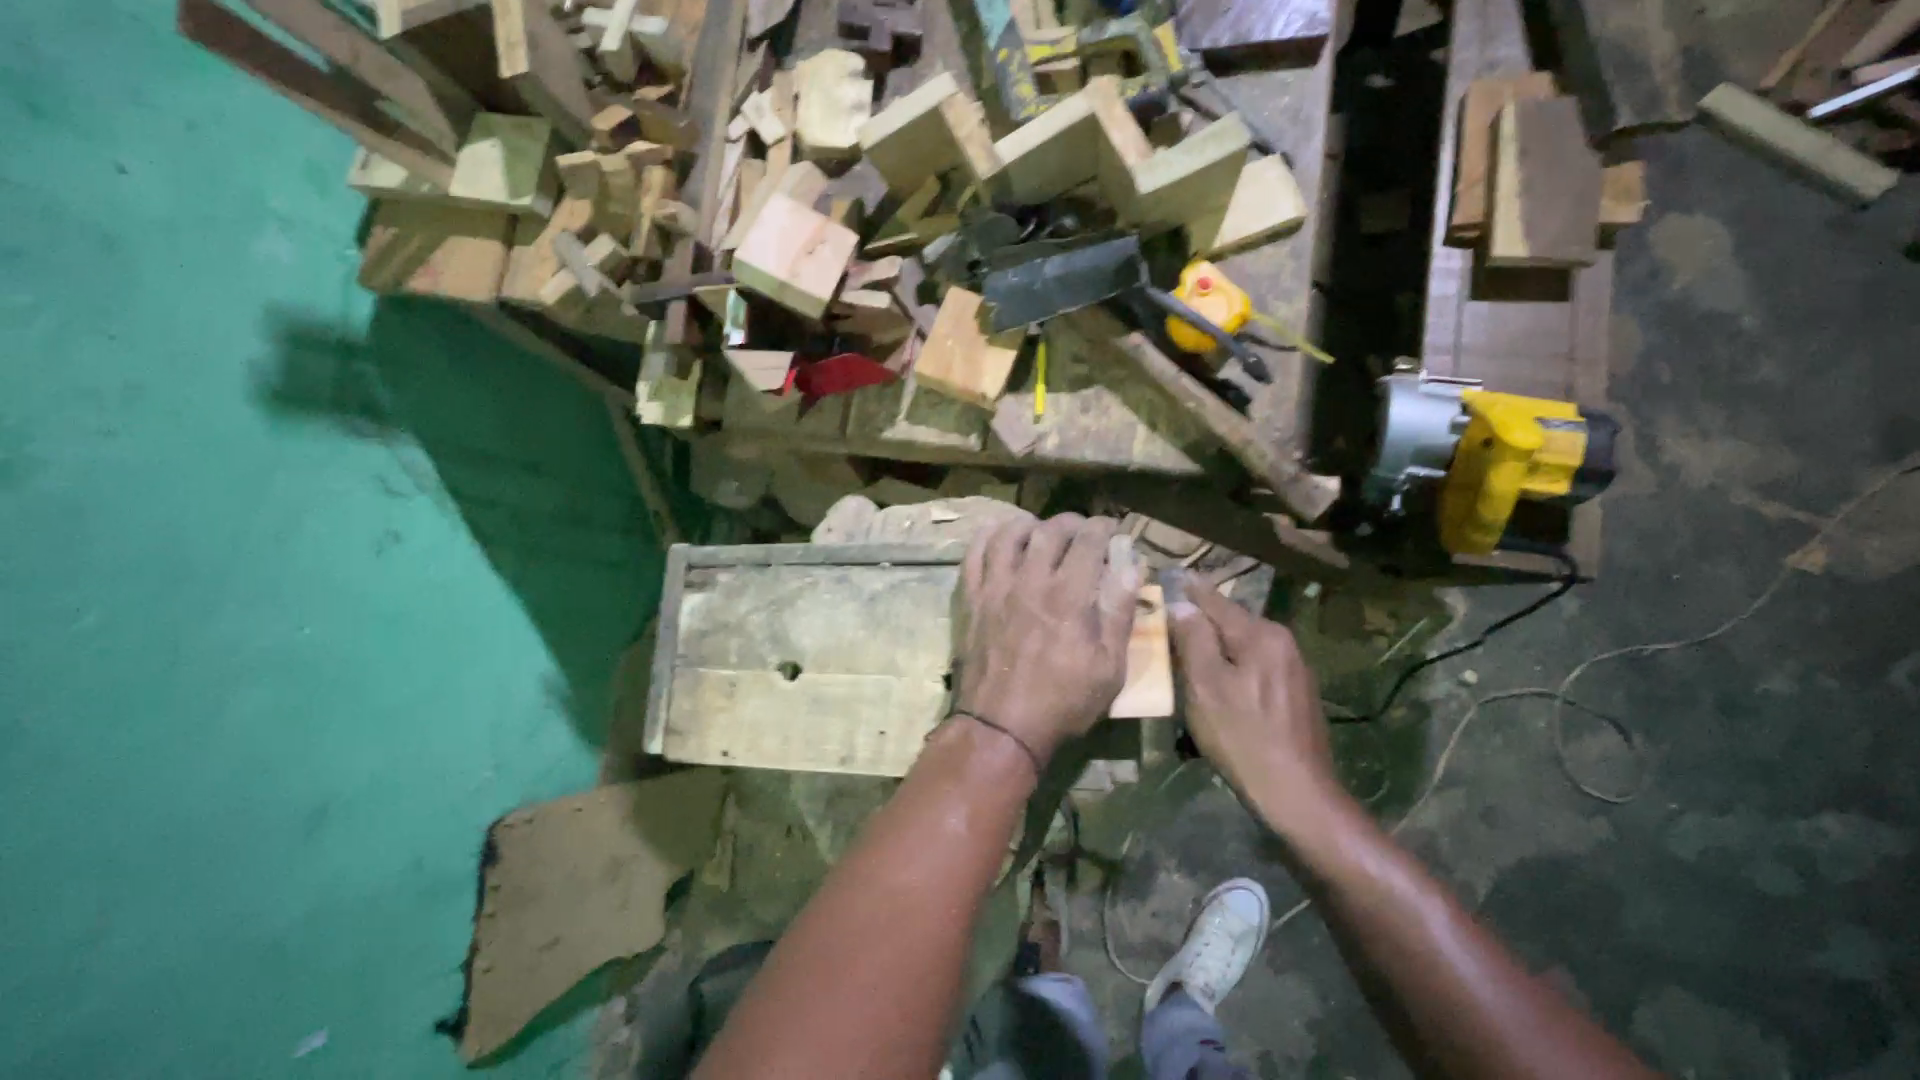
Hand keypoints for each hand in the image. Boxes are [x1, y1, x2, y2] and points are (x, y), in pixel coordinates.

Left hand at [954, 513, 1139, 762]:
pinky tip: (1002, 537)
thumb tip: (1130, 562)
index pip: (1090, 540)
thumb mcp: (1109, 667)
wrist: (1000, 728)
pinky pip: (975, 553)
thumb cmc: (1063, 703)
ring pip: (1010, 533)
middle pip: (1051, 530)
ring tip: (1043, 532)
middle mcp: (1031, 580)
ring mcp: (996, 587)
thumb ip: (1119, 610)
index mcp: (1070, 596)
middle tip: (1083, 533)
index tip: (1113, 532)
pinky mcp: (972, 599)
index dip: (1106, 529)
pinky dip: (991, 536)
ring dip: (1032, 524)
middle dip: (1073, 524)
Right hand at [1165, 570, 1344, 835]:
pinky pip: (1257, 667)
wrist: (1297, 792)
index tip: (1171, 576)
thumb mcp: (1206, 686)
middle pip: (1232, 623)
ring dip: (1218, 648)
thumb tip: (1182, 604)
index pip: (1216, 601)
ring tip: (1189, 651)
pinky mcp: (1297, 694)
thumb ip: (1194, 639)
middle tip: (1170, 621)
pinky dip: (1235, 667)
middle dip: (1203, 621)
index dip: (1190, 590)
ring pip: (1245, 646)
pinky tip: (1220, 683)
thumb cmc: (1242, 737)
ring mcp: (1295, 669)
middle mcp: (1283, 642)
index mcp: (1261, 635)